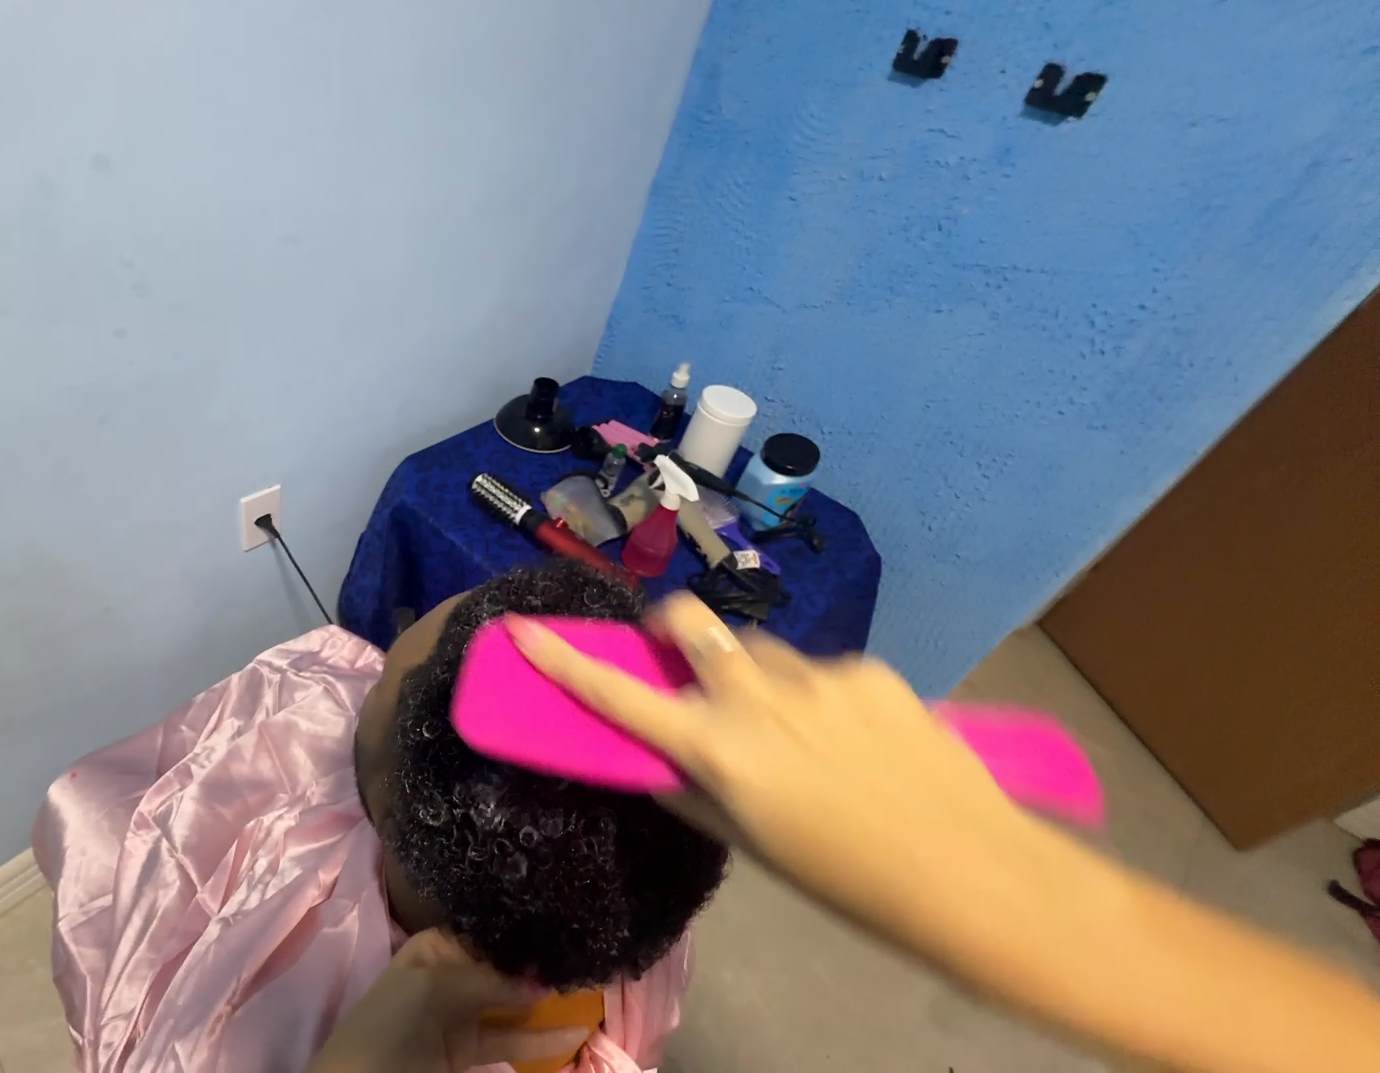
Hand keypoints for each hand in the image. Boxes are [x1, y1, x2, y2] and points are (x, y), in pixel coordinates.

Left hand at [305, 929, 589, 1072]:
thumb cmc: (390, 1023)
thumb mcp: (434, 990)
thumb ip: (488, 982)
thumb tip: (542, 979)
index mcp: (436, 946)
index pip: (488, 934)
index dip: (522, 935)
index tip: (563, 932)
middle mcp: (451, 973)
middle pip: (503, 968)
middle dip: (539, 969)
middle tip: (585, 966)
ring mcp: (460, 1015)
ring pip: (511, 1006)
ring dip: (546, 1007)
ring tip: (589, 999)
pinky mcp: (466, 1052)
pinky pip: (508, 1040)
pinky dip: (538, 1041)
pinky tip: (570, 1035)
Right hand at [504, 595, 1044, 940]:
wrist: (976, 877)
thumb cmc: (842, 878)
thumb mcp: (748, 841)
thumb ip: (691, 789)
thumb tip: (657, 756)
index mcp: (720, 748)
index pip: (620, 697)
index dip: (564, 662)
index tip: (524, 631)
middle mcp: (758, 697)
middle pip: (693, 620)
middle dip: (676, 629)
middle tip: (688, 661)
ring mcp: (818, 676)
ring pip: (760, 648)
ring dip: (755, 673)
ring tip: (795, 723)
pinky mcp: (868, 671)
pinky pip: (819, 669)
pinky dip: (815, 694)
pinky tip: (853, 737)